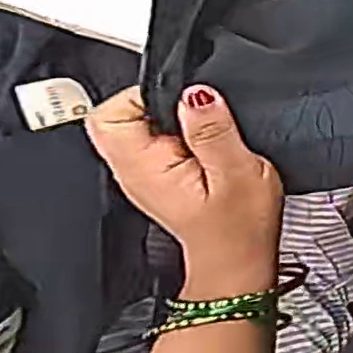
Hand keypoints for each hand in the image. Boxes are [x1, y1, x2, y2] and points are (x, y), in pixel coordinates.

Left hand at [85, 85, 282, 298]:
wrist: (240, 258)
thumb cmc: (241, 226)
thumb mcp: (239, 171)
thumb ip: (215, 130)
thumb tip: (197, 94)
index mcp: (143, 168)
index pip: (111, 113)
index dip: (147, 95)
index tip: (188, 99)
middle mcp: (134, 170)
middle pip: (124, 116)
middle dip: (166, 104)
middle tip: (204, 118)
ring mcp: (146, 174)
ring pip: (145, 126)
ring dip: (179, 119)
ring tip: (211, 135)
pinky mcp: (164, 175)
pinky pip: (162, 139)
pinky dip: (186, 133)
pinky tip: (210, 146)